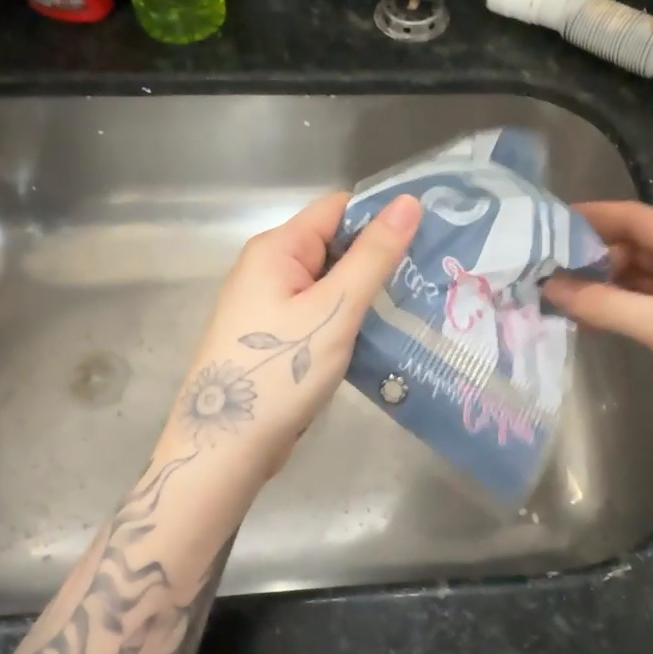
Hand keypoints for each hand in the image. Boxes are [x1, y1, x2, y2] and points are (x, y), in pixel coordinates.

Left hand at [167, 191, 420, 477]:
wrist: (223, 451)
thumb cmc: (278, 372)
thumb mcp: (336, 309)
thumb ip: (374, 255)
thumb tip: (409, 202)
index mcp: (277, 248)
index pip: (338, 208)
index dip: (381, 217)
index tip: (428, 234)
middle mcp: (270, 267)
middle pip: (336, 243)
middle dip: (379, 256)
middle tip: (429, 274)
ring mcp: (271, 303)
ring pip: (332, 280)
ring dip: (368, 290)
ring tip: (417, 302)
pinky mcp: (277, 336)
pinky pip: (322, 310)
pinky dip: (350, 316)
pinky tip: (383, 332)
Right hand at [544, 201, 652, 464]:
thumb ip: (607, 305)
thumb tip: (551, 286)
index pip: (639, 219)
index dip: (596, 216)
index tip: (551, 220)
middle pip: (636, 247)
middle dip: (594, 252)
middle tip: (544, 261)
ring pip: (638, 279)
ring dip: (603, 282)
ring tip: (555, 287)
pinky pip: (644, 307)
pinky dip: (617, 309)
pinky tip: (585, 316)